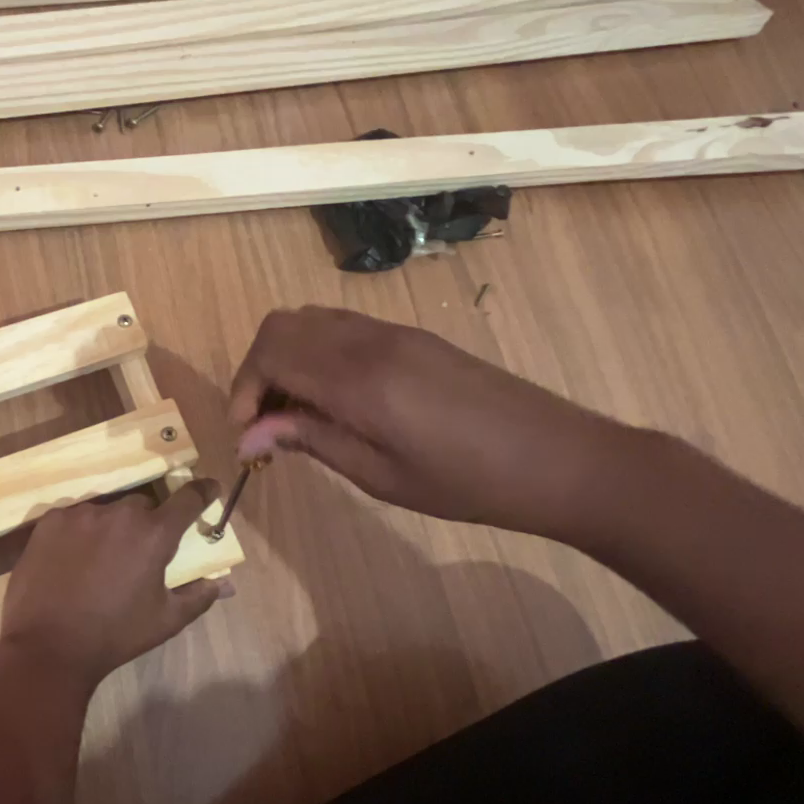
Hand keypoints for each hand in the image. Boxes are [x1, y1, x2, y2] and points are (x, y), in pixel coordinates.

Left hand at [0, 481, 231, 691]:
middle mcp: (119, 514)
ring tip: (99, 561)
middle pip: (142, 506)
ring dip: (111, 528)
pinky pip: (74, 518)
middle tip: (139, 553)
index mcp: (154, 534)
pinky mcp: (50, 521)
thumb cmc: (115, 635)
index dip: (202, 492)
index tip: (209, 489)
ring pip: (106, 511)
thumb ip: (198, 596)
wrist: (49, 647)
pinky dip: (79, 533)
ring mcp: (81, 514)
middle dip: (147, 523)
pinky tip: (71, 561)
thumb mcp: (165, 620)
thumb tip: (224, 584)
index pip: (187, 499)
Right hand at [229, 306, 641, 542]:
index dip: (244, 390)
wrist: (559, 459)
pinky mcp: (412, 337)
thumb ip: (310, 440)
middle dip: (257, 371)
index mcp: (359, 379)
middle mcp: (370, 342)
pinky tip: (334, 399)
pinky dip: (317, 354)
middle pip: (282, 326)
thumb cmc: (467, 483)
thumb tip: (248, 436)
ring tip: (296, 413)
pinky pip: (342, 328)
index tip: (246, 434)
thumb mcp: (379, 474)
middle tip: (265, 423)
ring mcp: (394, 333)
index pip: (271, 353)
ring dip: (286, 359)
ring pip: (310, 320)